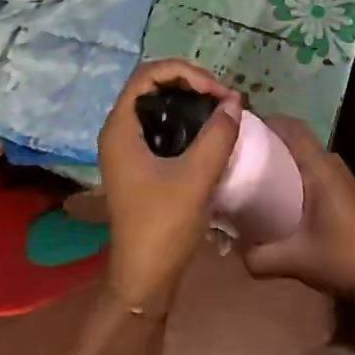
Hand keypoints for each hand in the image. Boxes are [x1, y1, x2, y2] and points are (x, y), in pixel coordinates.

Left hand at [98, 59, 241, 309]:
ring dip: (191, 101)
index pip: (149, 74)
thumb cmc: (163, 226)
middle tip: (224, 100)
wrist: (143, 281)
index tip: (216, 92)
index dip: (185, 73)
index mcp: (120, 127)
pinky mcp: (140, 163)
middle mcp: (120, 131)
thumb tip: (235, 102)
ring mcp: (128, 148)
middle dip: (190, 84)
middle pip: (153, 85)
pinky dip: (187, 121)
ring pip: (159, 105)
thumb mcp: (196, 178)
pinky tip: (211, 132)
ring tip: (223, 111)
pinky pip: (163, 126)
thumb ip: (217, 136)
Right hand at [242, 118, 354, 299]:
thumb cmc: (341, 259)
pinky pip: (314, 166)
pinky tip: (279, 193)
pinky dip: (295, 169)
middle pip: (297, 137)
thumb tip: (234, 250)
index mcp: (319, 167)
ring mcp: (341, 175)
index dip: (266, 121)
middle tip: (241, 153)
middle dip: (269, 139)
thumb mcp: (292, 261)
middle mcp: (331, 163)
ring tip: (254, 171)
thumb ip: (257, 257)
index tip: (241, 130)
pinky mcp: (345, 189)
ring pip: (306, 152)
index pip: (292, 127)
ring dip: (282, 155)